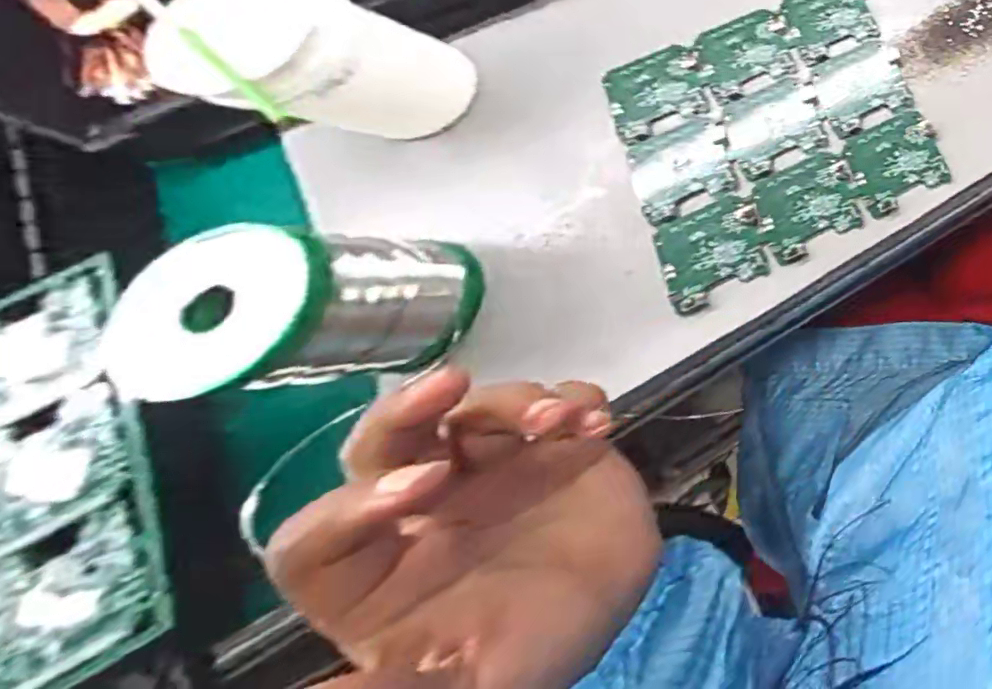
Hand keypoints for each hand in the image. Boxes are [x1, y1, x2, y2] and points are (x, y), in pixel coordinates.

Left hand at [266, 369, 659, 688]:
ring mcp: (494, 467)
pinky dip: (576, 398)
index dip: (354, 504)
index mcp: (376, 577)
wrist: (620, 608)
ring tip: (561, 417)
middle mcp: (425, 509)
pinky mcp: (554, 443)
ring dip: (516, 400)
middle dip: (410, 408)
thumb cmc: (534, 654)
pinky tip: (597, 423)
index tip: (424, 483)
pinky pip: (555, 402)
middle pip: (387, 445)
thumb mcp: (469, 687)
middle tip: (451, 383)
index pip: (319, 537)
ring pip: (477, 410)